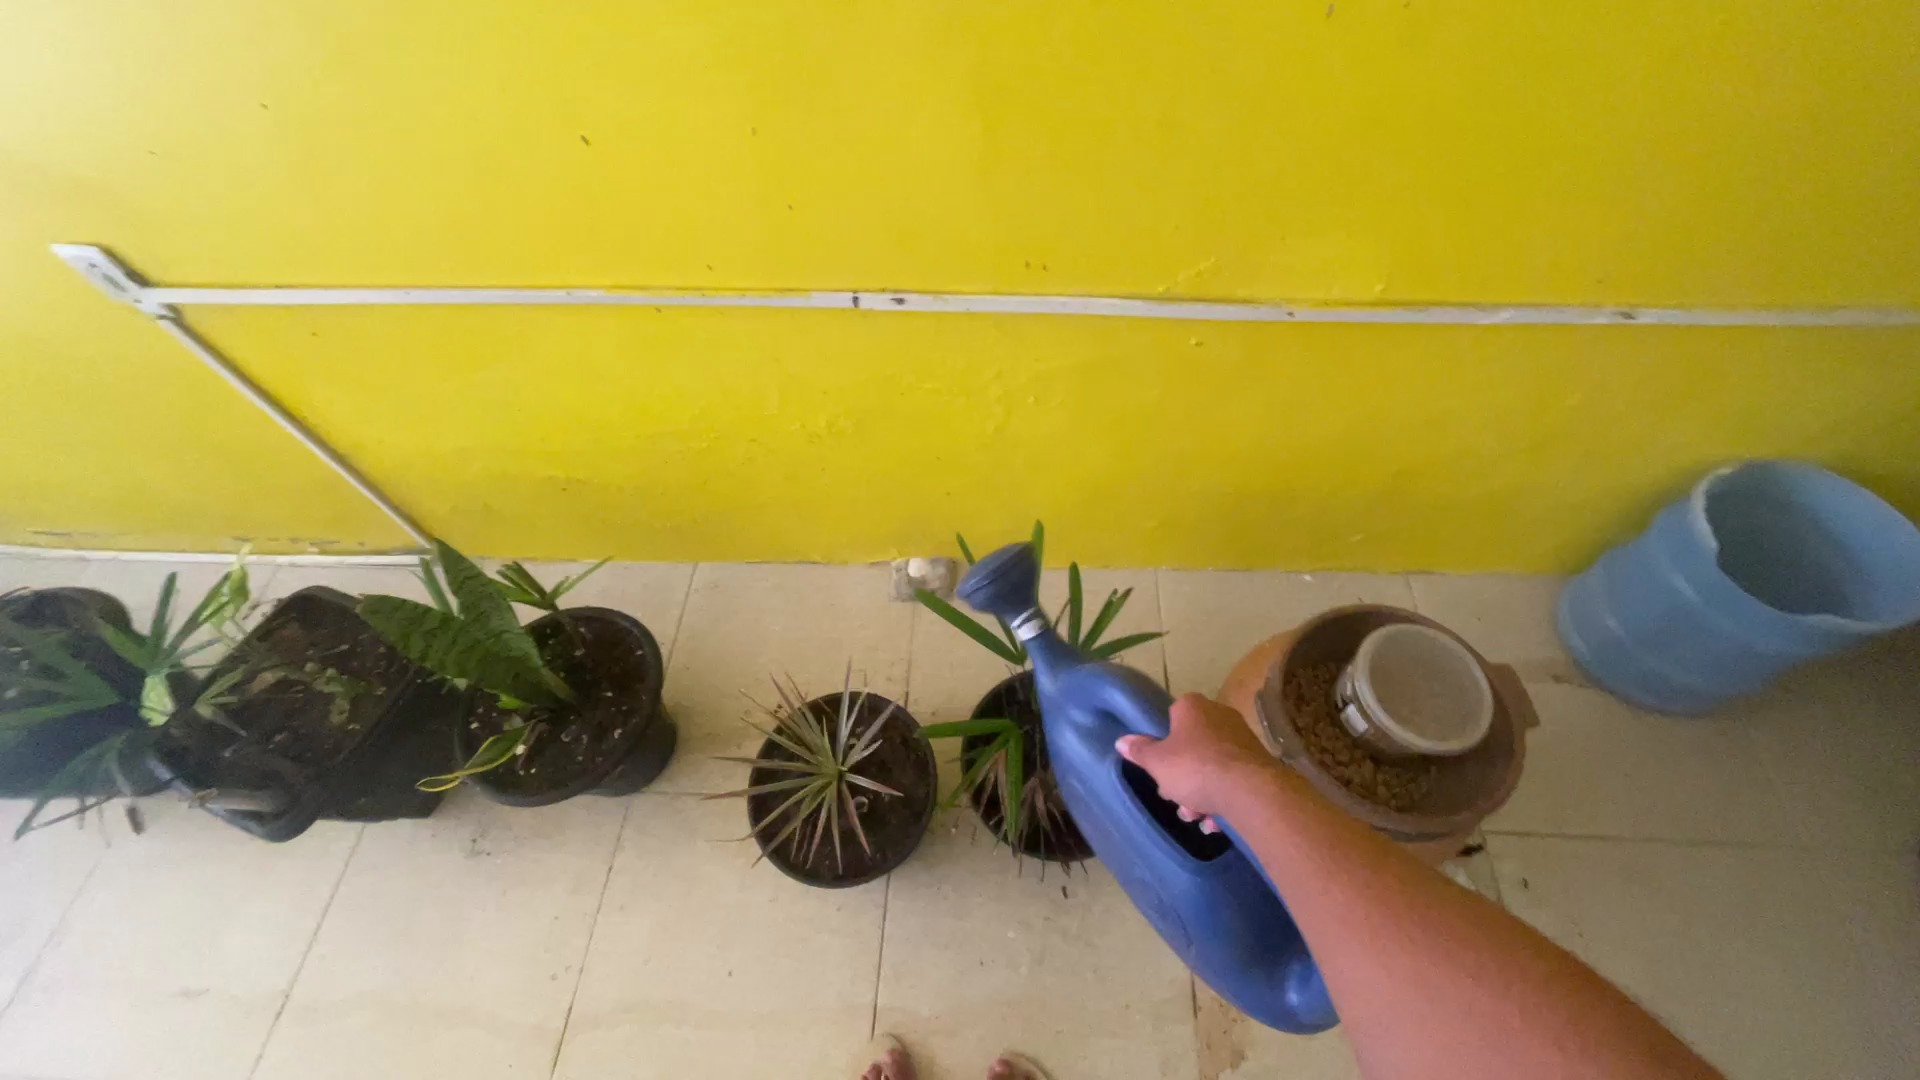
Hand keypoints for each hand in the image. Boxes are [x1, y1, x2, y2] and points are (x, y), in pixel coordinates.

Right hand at [1116, 693, 1278, 830]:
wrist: (1250, 791)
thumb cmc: (1195, 768)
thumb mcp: (1157, 763)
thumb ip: (1139, 751)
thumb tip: (1121, 741)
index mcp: (1192, 706)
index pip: (1172, 716)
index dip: (1164, 742)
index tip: (1161, 766)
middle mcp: (1219, 714)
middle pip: (1191, 745)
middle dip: (1182, 776)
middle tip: (1176, 798)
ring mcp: (1241, 738)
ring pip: (1212, 765)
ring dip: (1201, 793)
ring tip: (1197, 816)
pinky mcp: (1259, 761)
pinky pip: (1233, 777)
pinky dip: (1223, 797)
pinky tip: (1216, 821)